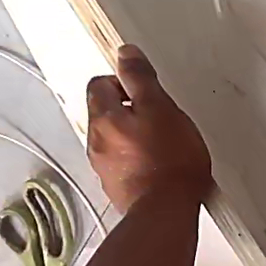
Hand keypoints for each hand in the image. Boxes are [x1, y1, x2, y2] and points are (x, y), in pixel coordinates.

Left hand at [86, 46, 212, 211]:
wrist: (166, 211)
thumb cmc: (169, 163)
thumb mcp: (162, 110)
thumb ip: (141, 79)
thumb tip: (126, 54)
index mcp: (105, 118)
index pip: (100, 85)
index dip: (122, 83)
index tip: (145, 91)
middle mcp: (97, 142)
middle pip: (105, 115)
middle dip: (127, 113)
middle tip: (158, 119)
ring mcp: (105, 169)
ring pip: (113, 143)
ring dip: (132, 140)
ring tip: (163, 147)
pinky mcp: (118, 190)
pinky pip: (123, 168)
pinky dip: (137, 164)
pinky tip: (160, 170)